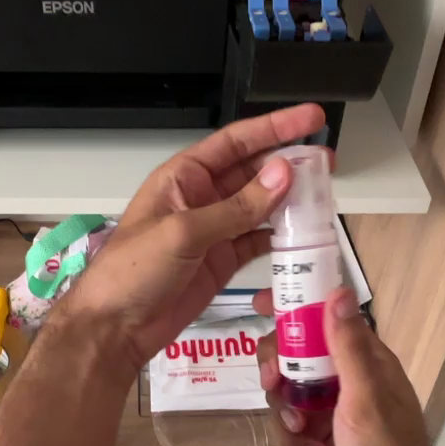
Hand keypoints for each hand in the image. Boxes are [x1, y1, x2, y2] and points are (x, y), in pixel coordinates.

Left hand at [51, 104, 326, 373]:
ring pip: (260, 206)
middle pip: (253, 171)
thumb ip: (236, 207)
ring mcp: (213, 231)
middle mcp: (200, 199)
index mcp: (183, 178)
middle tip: (327, 161)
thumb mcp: (184, 232)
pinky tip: (302, 233)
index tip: (311, 118)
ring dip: (289, 201)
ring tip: (323, 196)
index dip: (275, 127)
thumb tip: (281, 174)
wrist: (116, 327)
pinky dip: (280, 237)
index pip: (236, 142)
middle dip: (289, 164)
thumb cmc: (132, 271)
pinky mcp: (221, 261)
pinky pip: (257, 241)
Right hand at [256, 286, 444, 445]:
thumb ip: (348, 347)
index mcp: (368, 361)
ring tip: (300, 430)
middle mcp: (349, 380)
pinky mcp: (320, 438)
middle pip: (297, 353)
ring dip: (284, 409)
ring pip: (288, 391)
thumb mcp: (365, 398)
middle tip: (272, 381)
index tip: (263, 303)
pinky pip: (290, 424)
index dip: (295, 307)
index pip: (327, 318)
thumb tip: (339, 291)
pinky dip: (292, 438)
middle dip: (279, 367)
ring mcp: (333, 411)